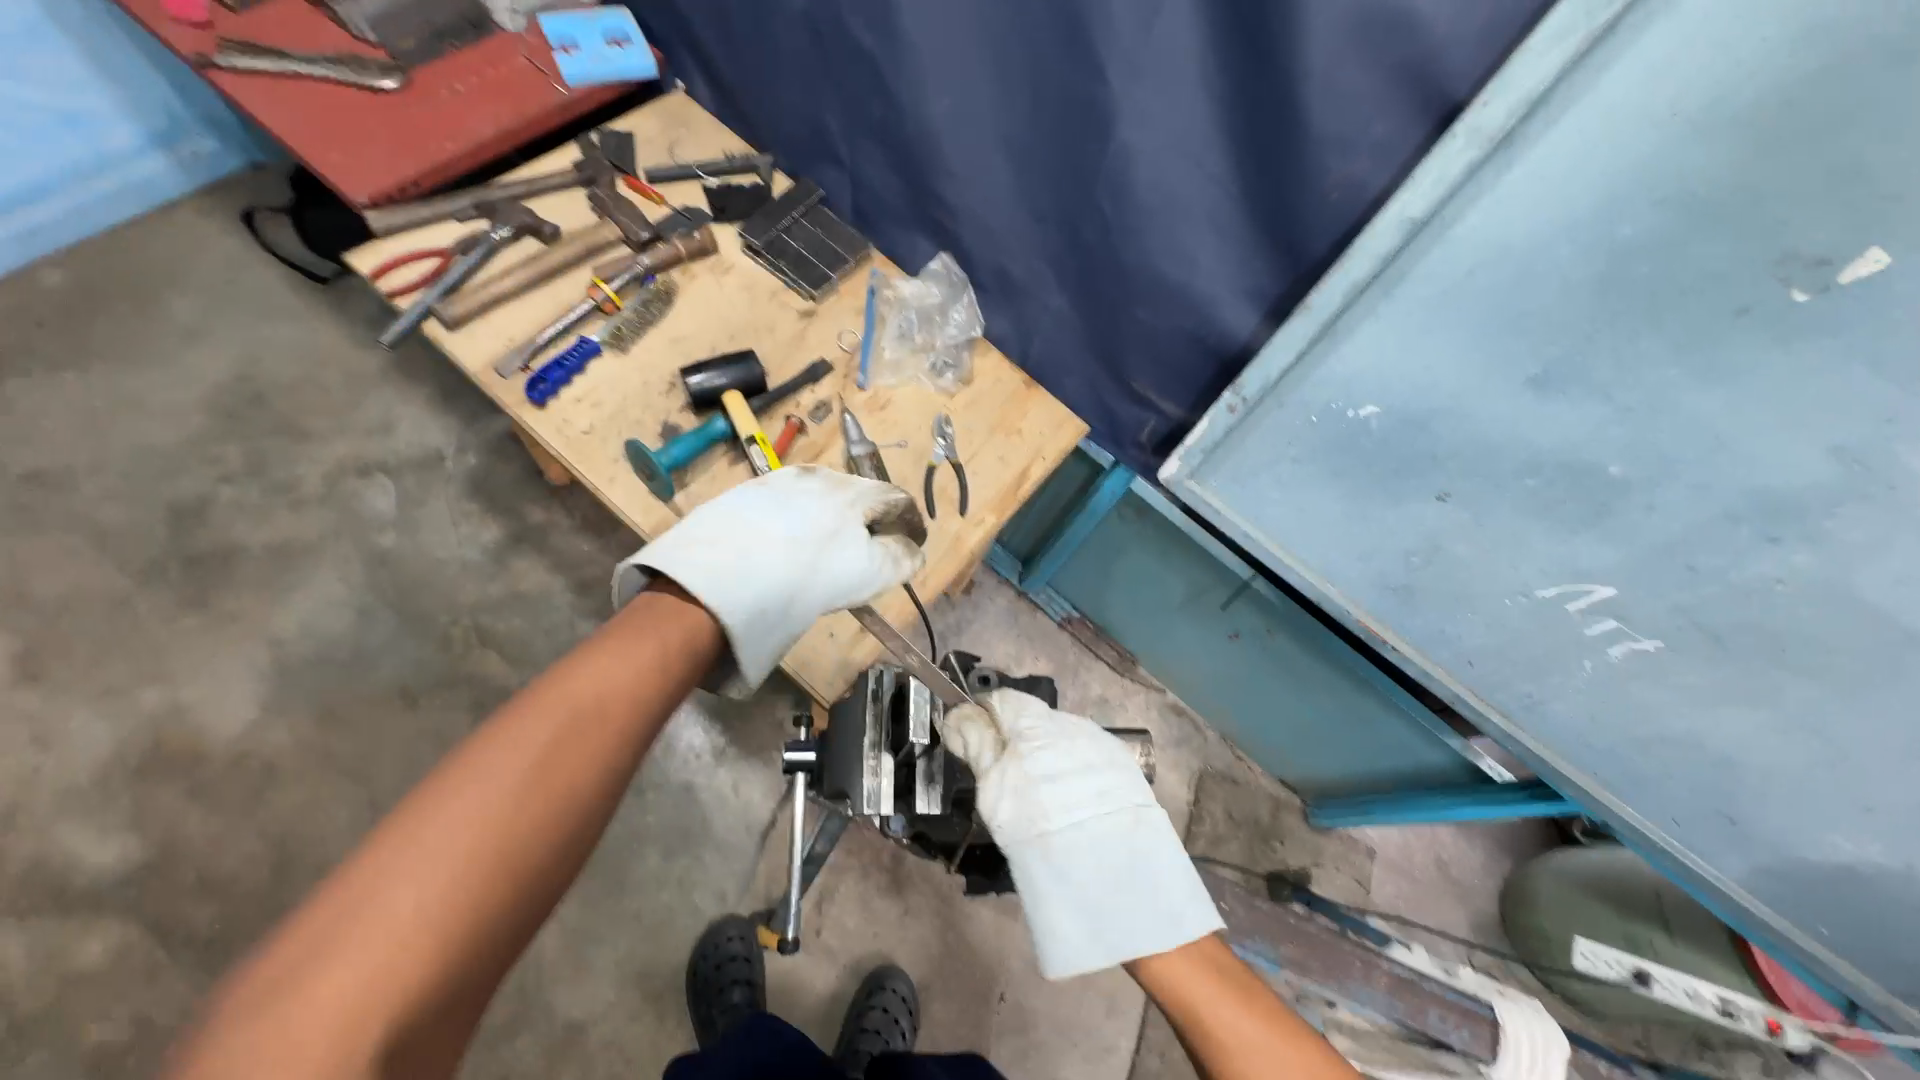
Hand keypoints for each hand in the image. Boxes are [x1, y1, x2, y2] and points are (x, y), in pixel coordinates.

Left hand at [612, 465, 925, 696]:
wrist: (716, 583)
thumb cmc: (807, 581)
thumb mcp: (868, 574)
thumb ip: (899, 558)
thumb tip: (911, 549)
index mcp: (853, 492)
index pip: (897, 499)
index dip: (910, 523)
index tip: (912, 544)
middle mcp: (817, 477)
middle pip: (856, 493)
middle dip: (869, 519)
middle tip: (867, 550)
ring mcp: (774, 483)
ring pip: (817, 498)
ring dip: (830, 519)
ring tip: (822, 551)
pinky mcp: (740, 497)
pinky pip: (780, 507)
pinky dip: (794, 524)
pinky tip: (782, 550)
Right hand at [941, 688, 1222, 978]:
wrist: (1119, 880)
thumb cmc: (1043, 839)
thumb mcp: (996, 797)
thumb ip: (980, 750)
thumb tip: (960, 718)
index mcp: (1037, 727)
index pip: (1003, 701)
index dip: (985, 721)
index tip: (975, 749)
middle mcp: (1072, 725)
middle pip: (1034, 721)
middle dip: (1016, 743)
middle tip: (1008, 784)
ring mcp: (1102, 745)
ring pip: (1060, 742)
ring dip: (1046, 760)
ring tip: (1044, 802)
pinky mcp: (1124, 767)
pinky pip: (1086, 760)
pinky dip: (1073, 776)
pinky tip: (1072, 808)